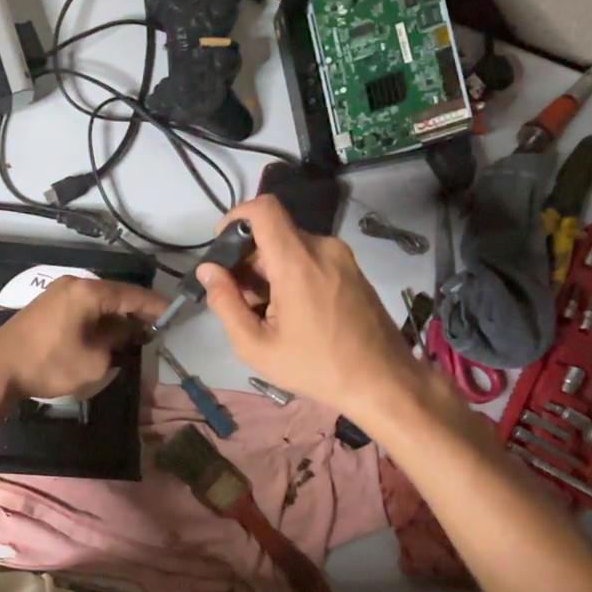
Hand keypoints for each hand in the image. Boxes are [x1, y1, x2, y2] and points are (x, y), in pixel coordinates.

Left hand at [0, 276, 166, 401]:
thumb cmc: (48, 364)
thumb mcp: (93, 361)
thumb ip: (116, 343)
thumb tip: (125, 333)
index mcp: (88, 292)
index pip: (132, 295)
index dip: (155, 306)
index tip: (174, 313)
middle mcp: (74, 284)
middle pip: (115, 294)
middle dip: (137, 311)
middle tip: (158, 326)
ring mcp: (57, 293)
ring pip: (98, 302)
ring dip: (116, 316)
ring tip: (136, 333)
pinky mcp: (47, 306)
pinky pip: (82, 307)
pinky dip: (99, 318)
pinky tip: (107, 334)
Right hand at [197, 196, 429, 416]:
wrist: (383, 381)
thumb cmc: (316, 368)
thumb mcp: (256, 346)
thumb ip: (225, 303)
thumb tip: (208, 270)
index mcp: (297, 262)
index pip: (263, 209)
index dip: (236, 218)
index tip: (223, 248)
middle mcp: (322, 248)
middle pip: (273, 233)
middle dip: (249, 260)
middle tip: (242, 300)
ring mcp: (342, 257)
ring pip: (291, 247)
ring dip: (270, 271)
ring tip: (267, 314)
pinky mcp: (352, 270)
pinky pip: (311, 258)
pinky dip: (292, 275)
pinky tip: (293, 313)